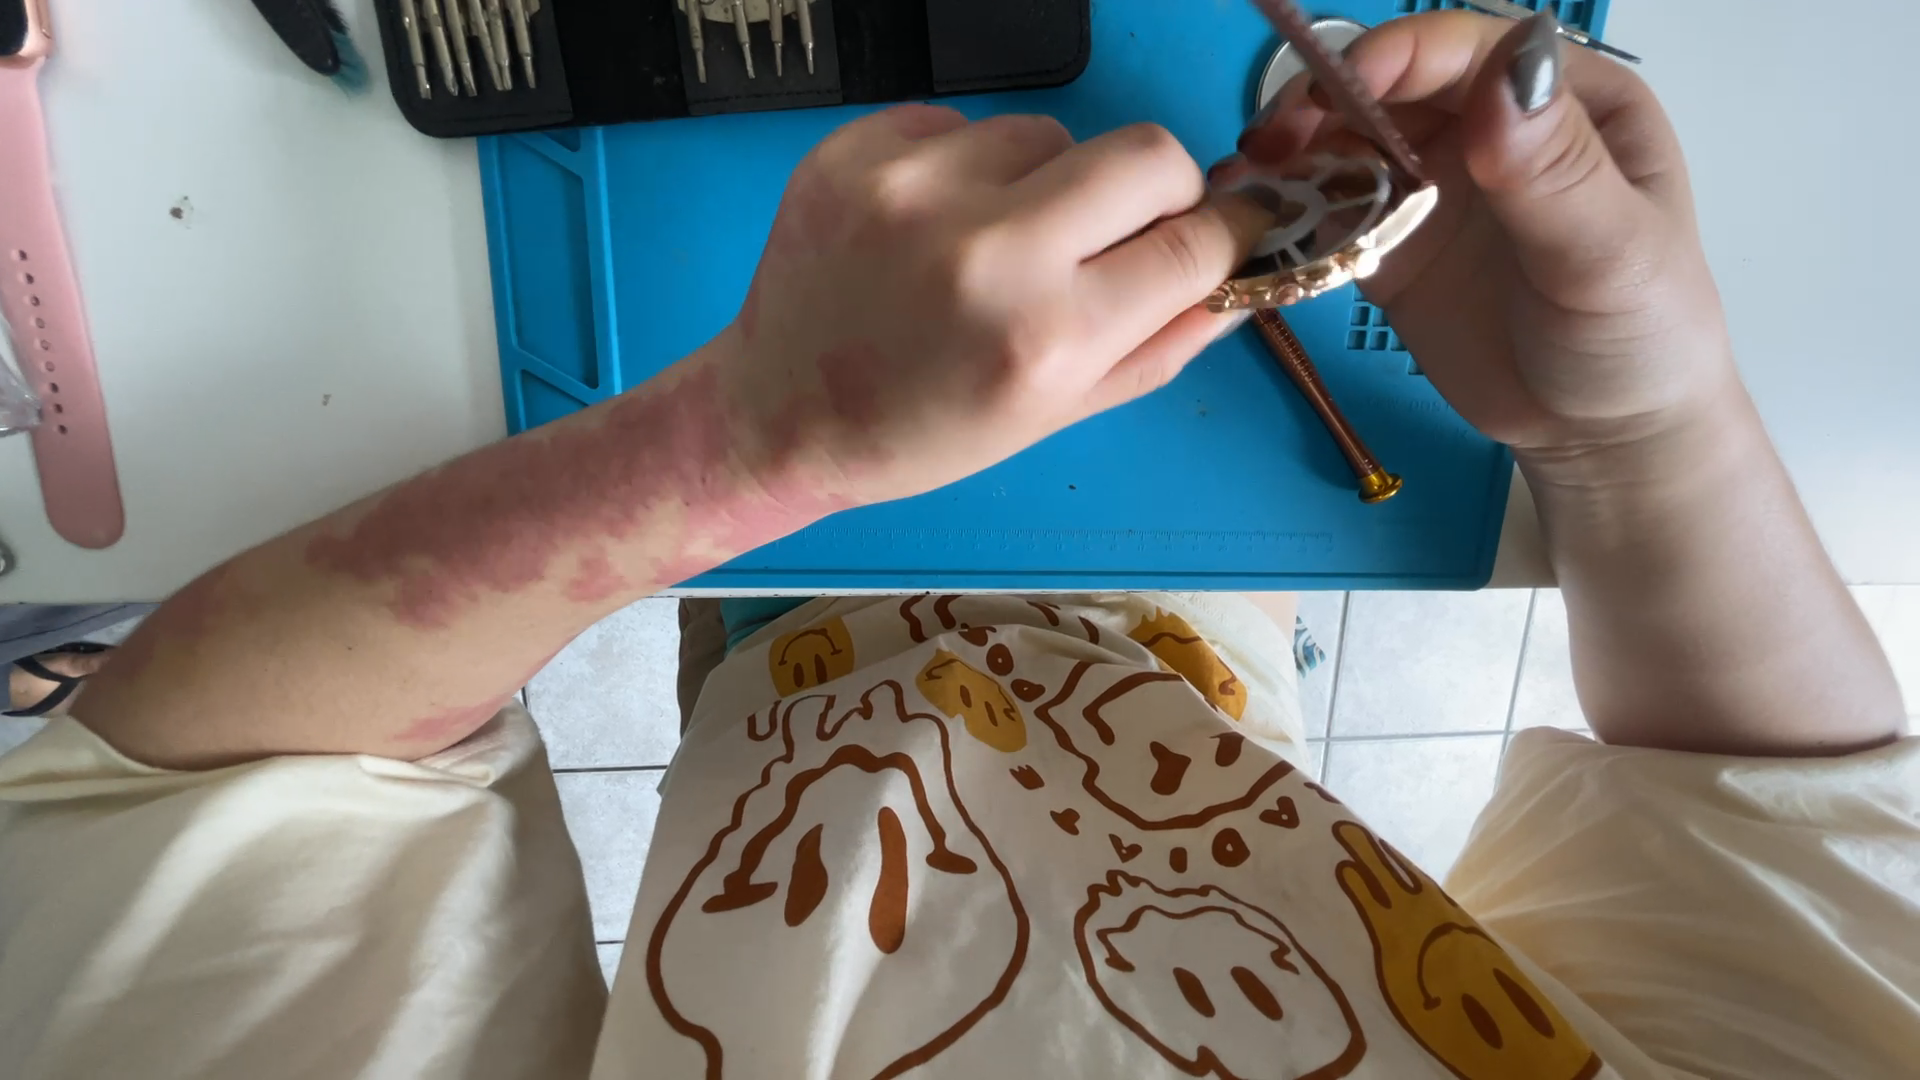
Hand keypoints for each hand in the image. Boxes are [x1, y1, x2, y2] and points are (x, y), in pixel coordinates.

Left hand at [714, 105, 1268, 506]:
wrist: (783, 413)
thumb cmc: (921, 437)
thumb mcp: (1047, 420)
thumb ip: (1154, 350)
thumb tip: (1233, 281)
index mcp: (1047, 339)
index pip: (1193, 247)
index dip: (1226, 236)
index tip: (1224, 232)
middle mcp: (991, 249)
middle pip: (1149, 153)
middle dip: (1163, 192)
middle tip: (1122, 233)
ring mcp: (915, 187)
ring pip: (1052, 132)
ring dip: (1054, 184)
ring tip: (997, 246)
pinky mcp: (856, 149)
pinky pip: (965, 125)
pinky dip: (972, 170)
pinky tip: (936, 226)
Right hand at [1233, 12, 1735, 467]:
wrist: (1590, 425)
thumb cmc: (1628, 333)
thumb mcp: (1609, 252)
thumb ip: (1552, 169)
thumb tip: (1503, 71)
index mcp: (1562, 104)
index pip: (1466, 56)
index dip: (1393, 60)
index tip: (1324, 92)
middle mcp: (1486, 137)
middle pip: (1390, 98)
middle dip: (1321, 109)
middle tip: (1263, 146)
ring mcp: (1430, 198)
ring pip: (1350, 153)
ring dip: (1292, 160)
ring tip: (1239, 183)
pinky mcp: (1388, 253)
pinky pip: (1332, 221)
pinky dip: (1291, 217)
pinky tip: (1253, 224)